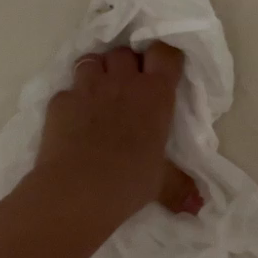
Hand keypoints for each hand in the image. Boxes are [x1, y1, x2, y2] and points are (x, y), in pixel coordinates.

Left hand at [32, 43, 201, 224]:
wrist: (75, 193)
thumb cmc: (128, 182)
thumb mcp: (160, 183)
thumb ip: (178, 186)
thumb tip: (198, 206)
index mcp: (155, 94)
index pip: (165, 53)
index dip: (163, 57)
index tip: (161, 70)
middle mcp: (124, 82)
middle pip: (125, 52)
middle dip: (125, 63)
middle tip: (126, 85)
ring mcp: (88, 88)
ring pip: (92, 60)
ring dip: (96, 72)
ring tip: (96, 93)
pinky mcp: (59, 102)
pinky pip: (66, 91)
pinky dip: (69, 101)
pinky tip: (70, 120)